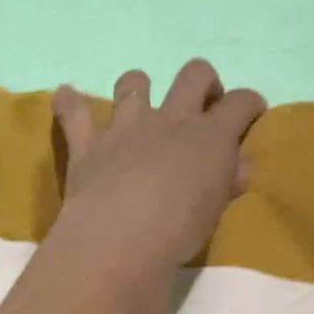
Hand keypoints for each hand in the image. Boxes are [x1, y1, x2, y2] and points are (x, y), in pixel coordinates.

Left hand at [49, 59, 266, 272]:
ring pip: (134, 83)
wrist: (121, 238)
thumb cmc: (178, 232)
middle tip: (199, 107)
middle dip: (202, 84)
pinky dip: (68, 103)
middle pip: (194, 75)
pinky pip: (74, 113)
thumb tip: (239, 168)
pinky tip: (64, 96)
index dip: (248, 104)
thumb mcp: (214, 211)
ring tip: (136, 105)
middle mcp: (170, 121)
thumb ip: (226, 183)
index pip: (240, 102)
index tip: (249, 114)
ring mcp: (126, 129)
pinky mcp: (88, 147)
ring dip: (137, 88)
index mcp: (210, 137)